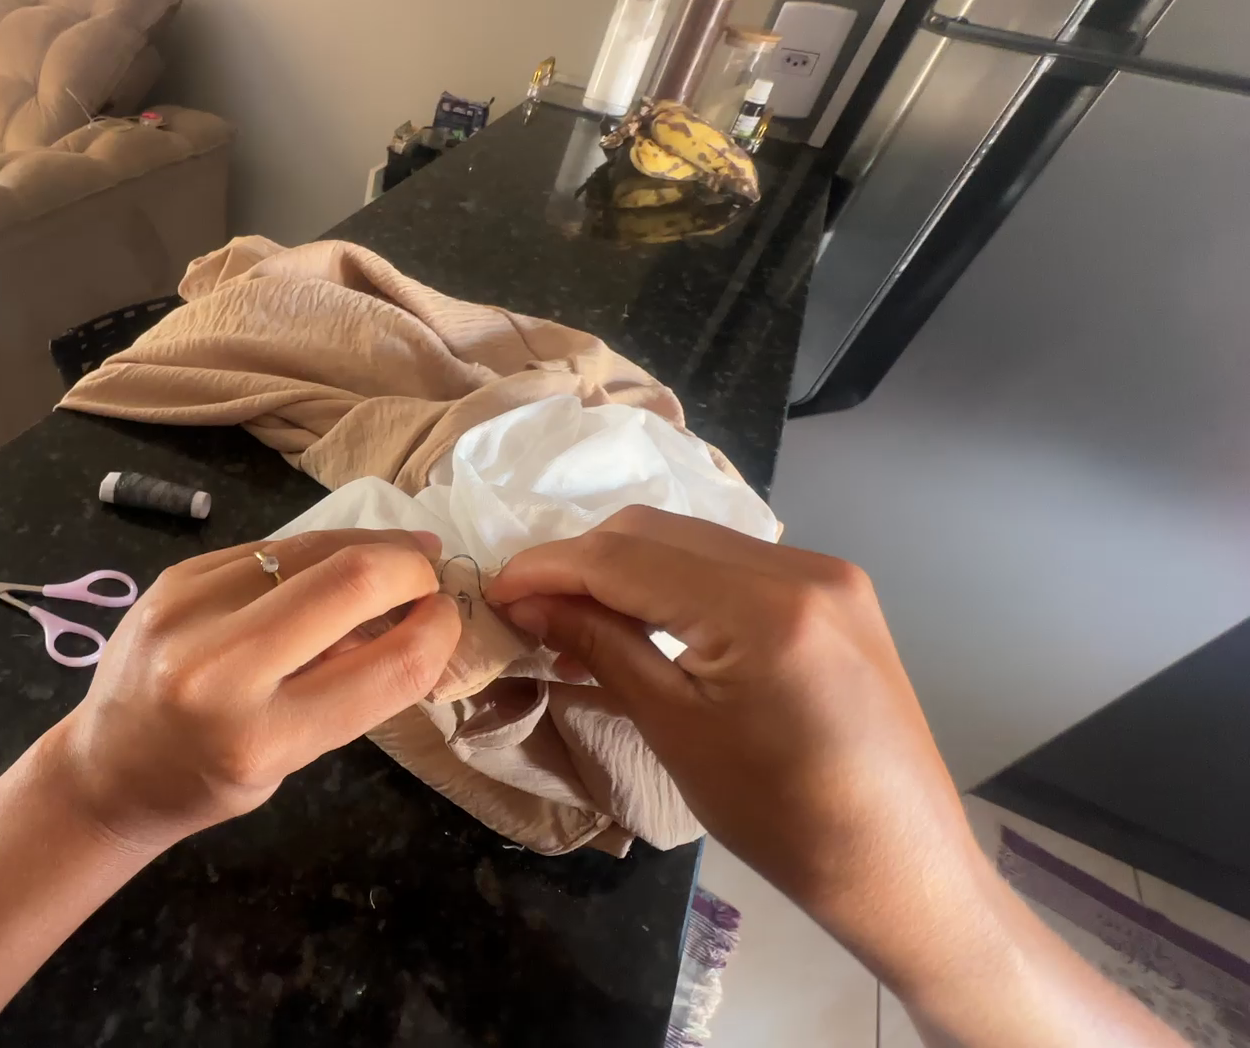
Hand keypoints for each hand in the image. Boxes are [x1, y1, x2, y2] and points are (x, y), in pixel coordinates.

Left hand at [44, 529, 460, 854]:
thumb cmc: (205, 782)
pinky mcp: (176, 575)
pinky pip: (270, 547)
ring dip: (369, 545)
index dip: (438, 632)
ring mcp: (188, 608)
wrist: (106, 765)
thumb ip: (352, 689)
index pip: (386, 668)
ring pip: (310, 547)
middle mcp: (219, 667)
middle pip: (349, 581)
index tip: (450, 617)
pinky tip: (337, 558)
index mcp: (259, 738)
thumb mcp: (290, 760)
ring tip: (400, 553)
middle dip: (408, 569)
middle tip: (430, 573)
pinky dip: (316, 550)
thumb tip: (416, 618)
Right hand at [488, 507, 1185, 1045]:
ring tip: (571, 614)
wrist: (903, 868)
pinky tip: (635, 617)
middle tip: (527, 605)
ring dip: (617, 567)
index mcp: (764, 609)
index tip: (494, 590)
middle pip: (650, 531)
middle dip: (576, 561)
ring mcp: (822, 572)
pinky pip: (720, 560)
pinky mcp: (828, 590)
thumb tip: (523, 601)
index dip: (546, 568)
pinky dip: (664, 579)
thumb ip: (596, 643)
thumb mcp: (672, 727)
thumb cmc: (779, 816)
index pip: (622, 559)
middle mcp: (799, 567)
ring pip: (683, 538)